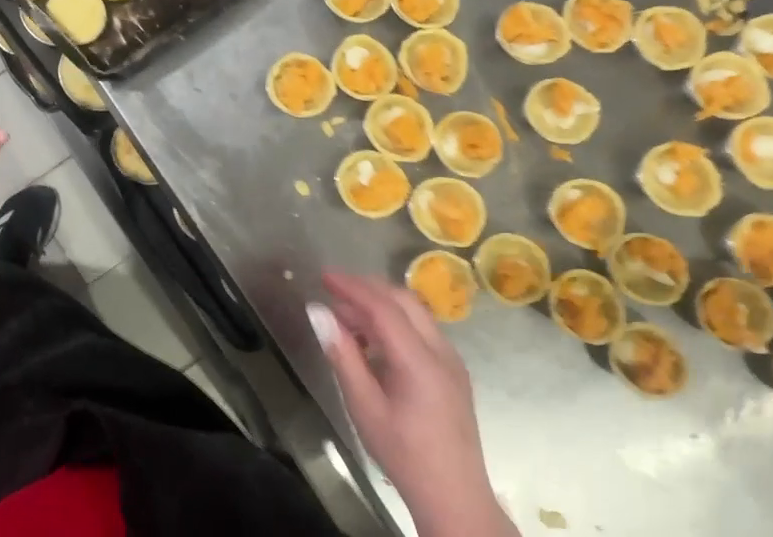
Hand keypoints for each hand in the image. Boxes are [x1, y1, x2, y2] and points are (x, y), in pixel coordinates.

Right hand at [310, 274, 513, 536]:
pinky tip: (371, 342)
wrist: (454, 495)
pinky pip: (422, 332)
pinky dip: (394, 324)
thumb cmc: (403, 451)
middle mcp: (442, 353)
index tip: (322, 276)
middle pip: (404, 302)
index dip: (352, 287)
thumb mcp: (363, 405)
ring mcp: (452, 363)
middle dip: (367, 289)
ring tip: (345, 319)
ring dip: (380, 306)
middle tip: (333, 290)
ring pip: (415, 315)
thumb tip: (318, 312)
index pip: (384, 307)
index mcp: (420, 361)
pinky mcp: (453, 373)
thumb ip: (342, 354)